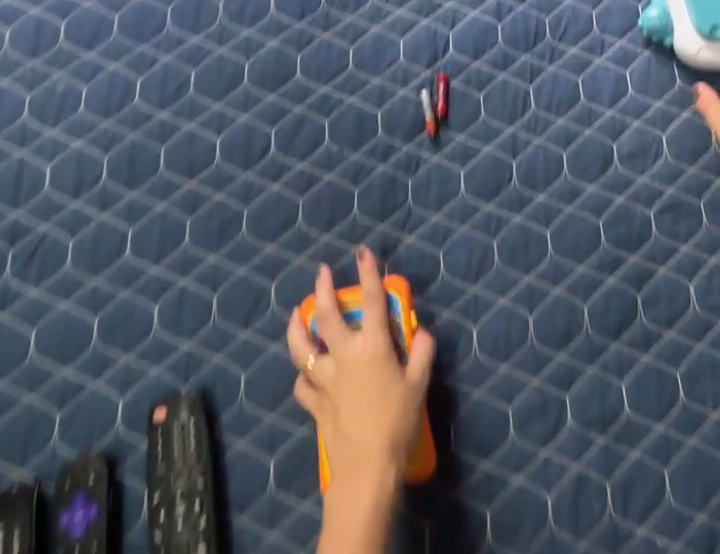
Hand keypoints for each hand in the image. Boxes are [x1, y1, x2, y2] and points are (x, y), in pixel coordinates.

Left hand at [288, 249, 435, 506]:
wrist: (367, 466)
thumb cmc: (398, 421)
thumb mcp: (420, 384)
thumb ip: (422, 352)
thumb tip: (421, 330)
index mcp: (373, 346)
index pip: (372, 301)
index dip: (368, 274)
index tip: (363, 252)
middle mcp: (344, 356)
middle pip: (328, 315)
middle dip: (324, 289)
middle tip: (322, 272)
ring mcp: (324, 379)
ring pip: (303, 346)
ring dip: (298, 327)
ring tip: (296, 314)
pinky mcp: (314, 402)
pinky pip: (302, 382)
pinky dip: (303, 373)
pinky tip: (305, 371)